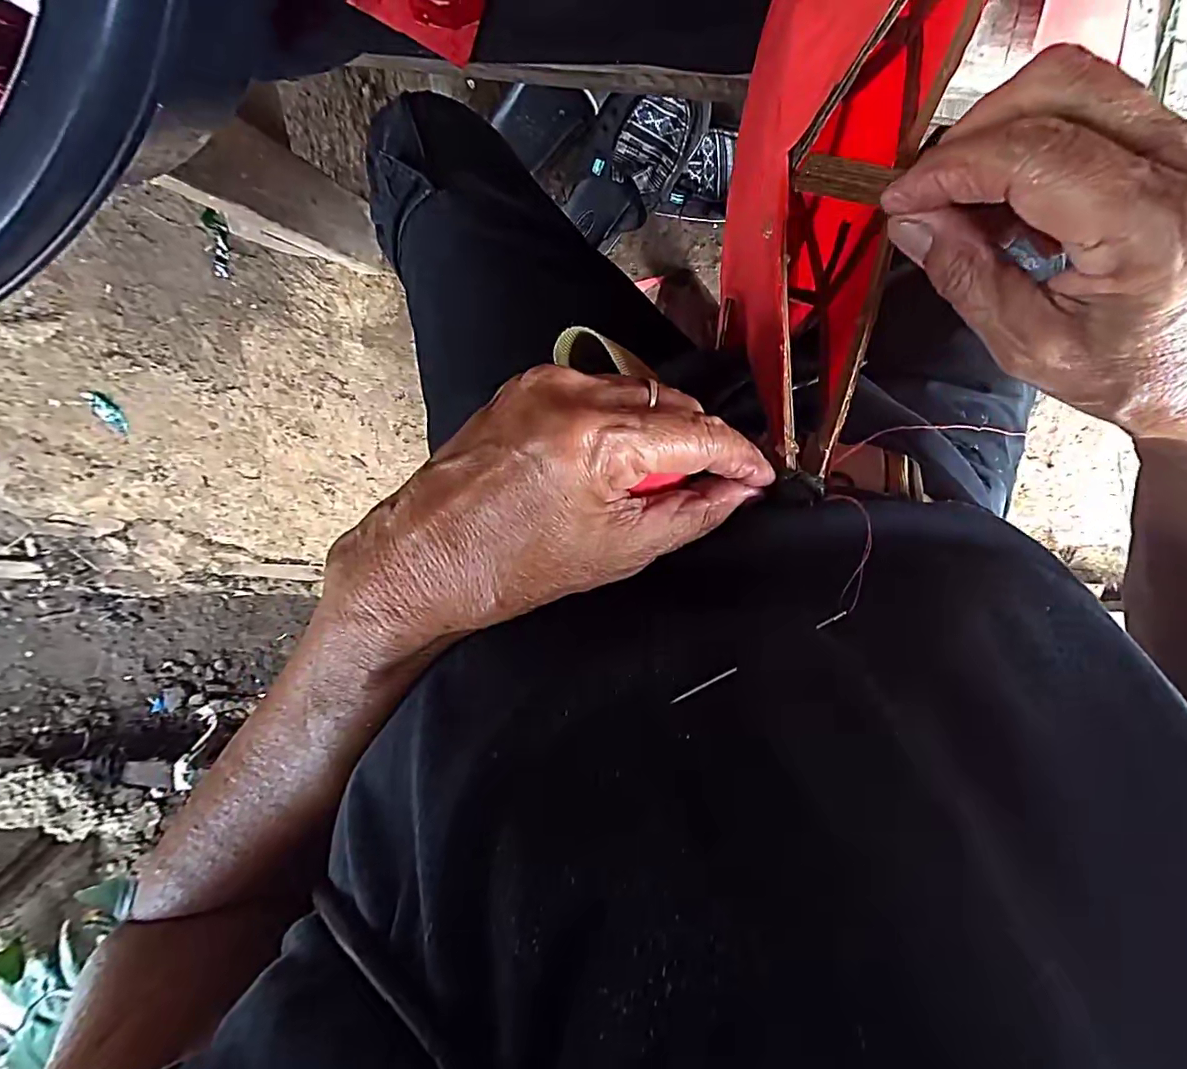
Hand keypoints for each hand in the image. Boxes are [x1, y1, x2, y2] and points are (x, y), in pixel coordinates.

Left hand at [315, 364, 772, 664]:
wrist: (426, 560)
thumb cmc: (514, 567)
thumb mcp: (624, 550)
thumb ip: (694, 512)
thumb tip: (737, 490)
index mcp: (602, 441)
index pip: (700, 433)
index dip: (741, 456)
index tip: (760, 473)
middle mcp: (575, 395)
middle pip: (675, 404)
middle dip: (701, 444)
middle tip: (707, 487)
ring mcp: (547, 382)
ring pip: (641, 392)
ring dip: (663, 429)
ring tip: (648, 480)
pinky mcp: (527, 383)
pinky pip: (602, 389)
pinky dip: (624, 418)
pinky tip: (613, 458)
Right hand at [880, 45, 1186, 448]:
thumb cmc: (1133, 376)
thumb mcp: (1031, 347)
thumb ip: (967, 278)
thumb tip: (916, 224)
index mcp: (1151, 229)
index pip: (1032, 154)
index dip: (951, 169)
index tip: (904, 196)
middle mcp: (1186, 169)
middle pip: (1058, 88)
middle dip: (974, 134)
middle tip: (930, 189)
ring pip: (1076, 85)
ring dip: (1002, 133)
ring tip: (968, 200)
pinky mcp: (1184, 148)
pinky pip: (1095, 112)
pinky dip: (1034, 145)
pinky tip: (1011, 201)